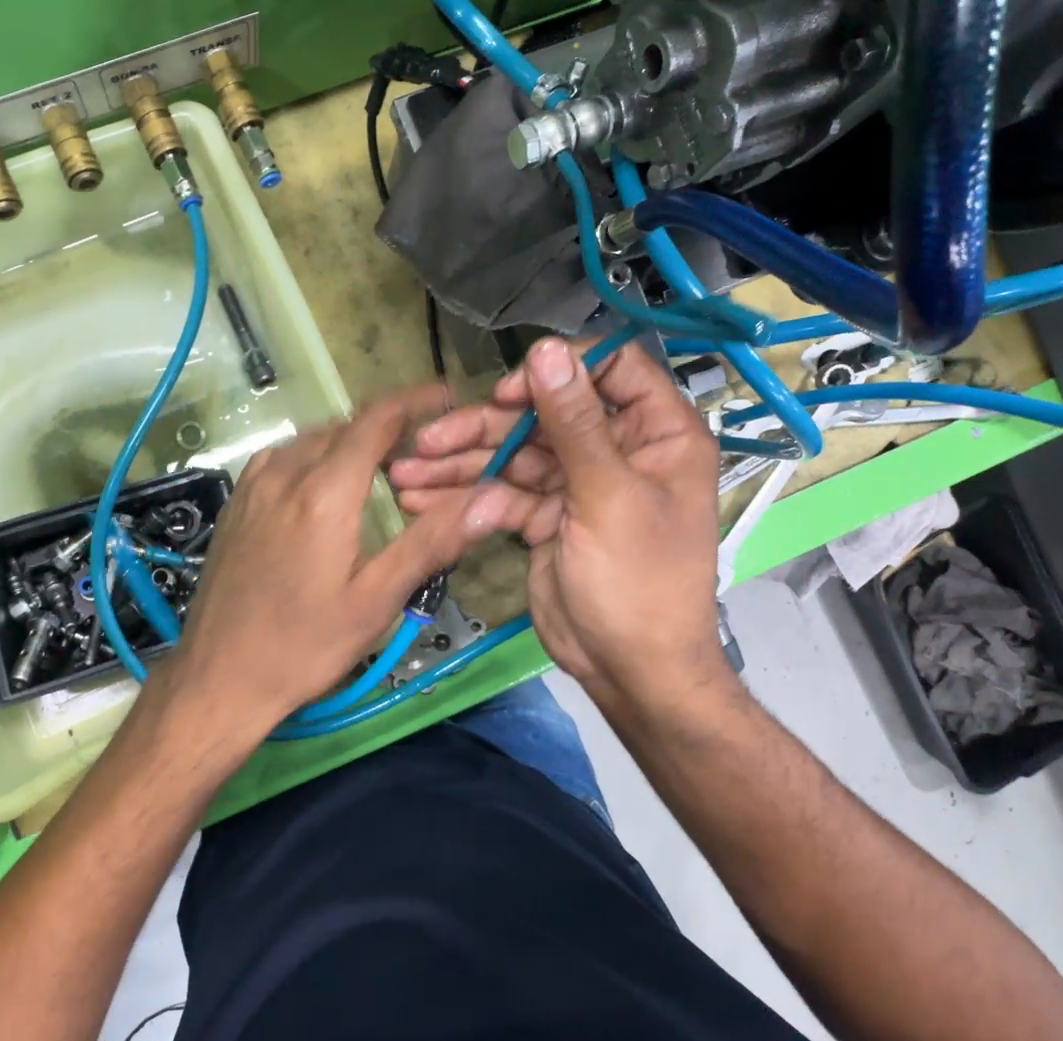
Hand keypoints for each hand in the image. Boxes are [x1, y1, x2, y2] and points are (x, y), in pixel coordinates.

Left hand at [152, 386, 481, 746]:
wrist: (219, 677)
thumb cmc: (305, 646)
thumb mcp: (376, 601)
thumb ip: (430, 541)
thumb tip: (490, 498)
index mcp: (325, 492)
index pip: (375, 420)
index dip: (414, 401)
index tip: (444, 396)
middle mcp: (284, 474)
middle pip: (342, 427)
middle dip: (384, 429)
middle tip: (419, 454)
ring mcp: (252, 487)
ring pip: (309, 441)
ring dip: (346, 444)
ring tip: (377, 471)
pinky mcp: (234, 505)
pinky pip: (281, 461)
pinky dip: (312, 460)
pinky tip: (323, 493)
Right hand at [388, 336, 736, 716]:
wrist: (629, 669)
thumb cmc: (638, 582)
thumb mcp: (607, 497)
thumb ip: (574, 424)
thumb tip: (546, 350)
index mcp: (656, 434)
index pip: (610, 370)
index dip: (557, 372)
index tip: (507, 391)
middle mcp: (618, 450)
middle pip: (545, 415)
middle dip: (483, 428)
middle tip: (428, 440)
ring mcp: (578, 484)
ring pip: (515, 455)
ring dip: (461, 463)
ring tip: (405, 471)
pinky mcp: (546, 517)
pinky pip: (502, 494)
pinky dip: (466, 497)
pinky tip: (420, 499)